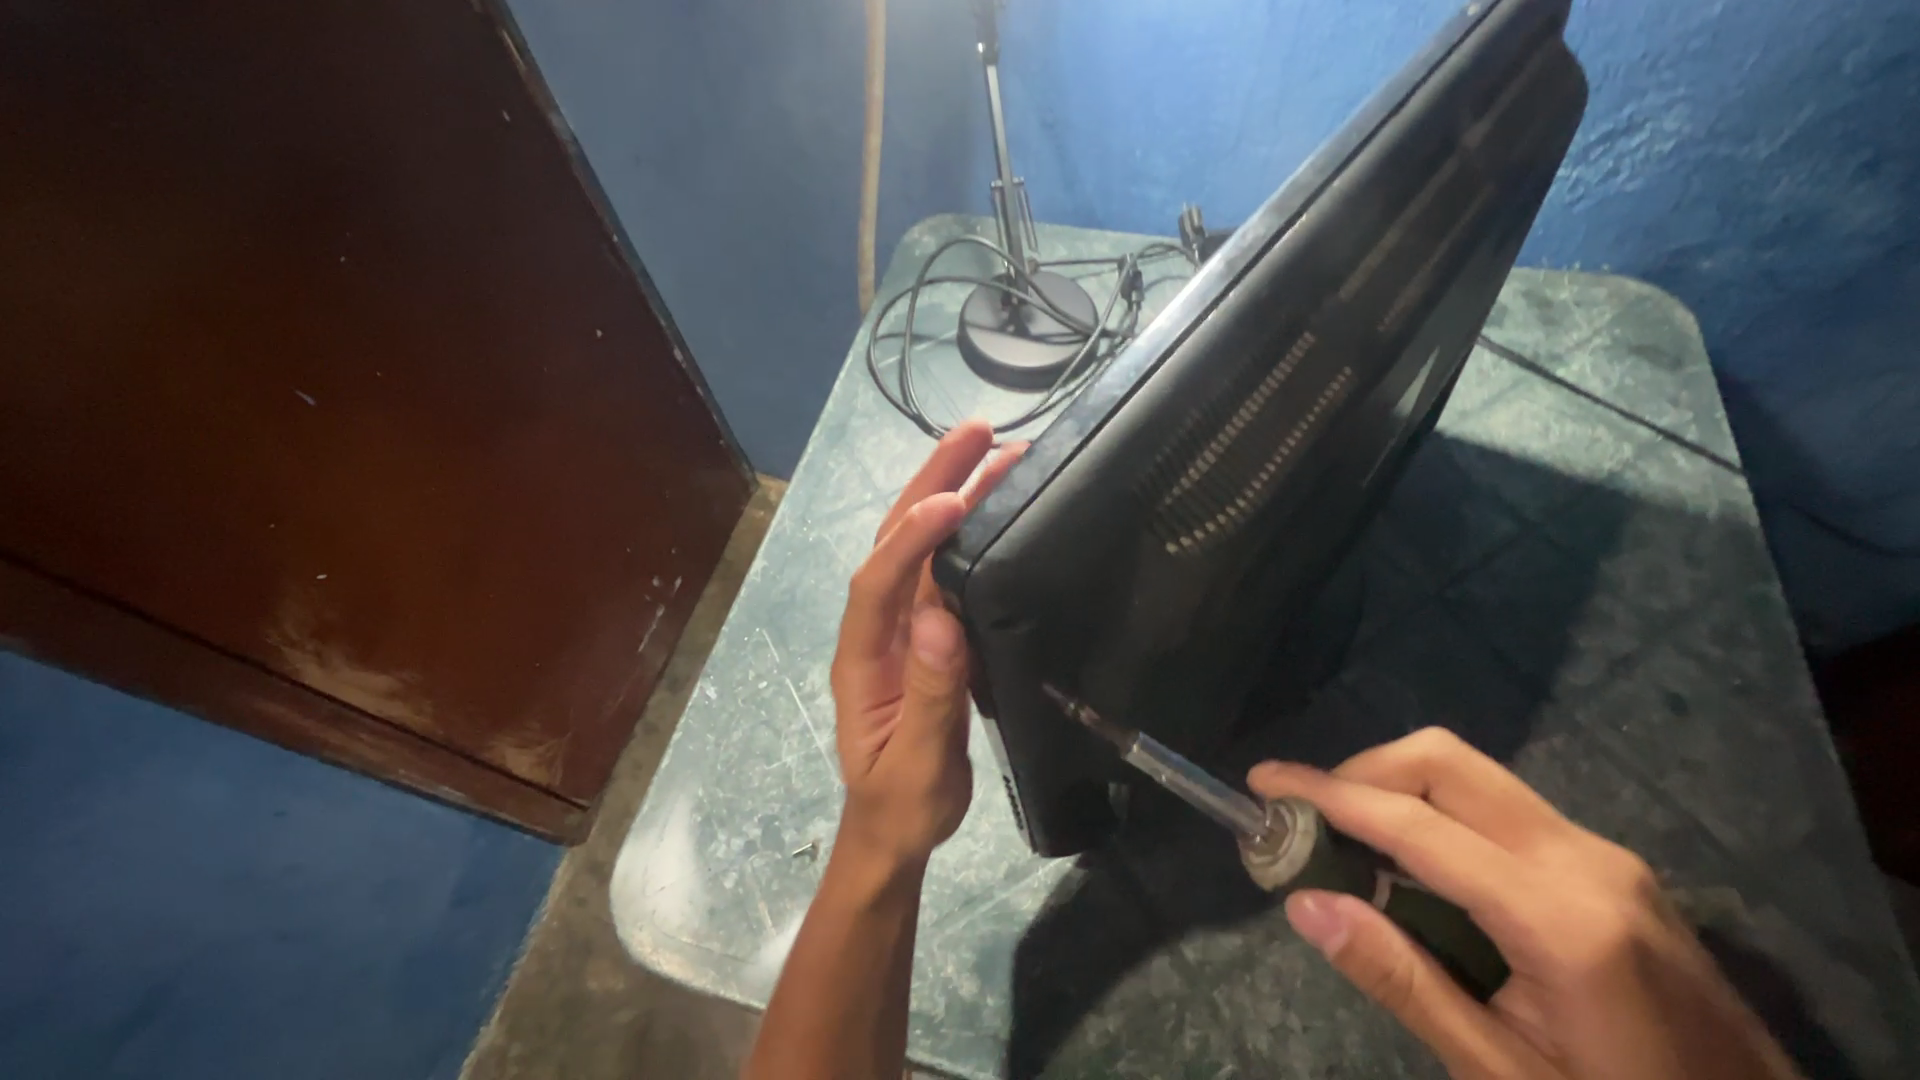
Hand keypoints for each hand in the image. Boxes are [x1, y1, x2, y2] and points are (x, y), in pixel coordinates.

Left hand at [829, 419, 1022, 872]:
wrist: (896, 824)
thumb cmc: (902, 802)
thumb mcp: (916, 763)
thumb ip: (927, 696)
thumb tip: (941, 621)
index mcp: (861, 656)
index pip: (876, 583)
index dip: (910, 539)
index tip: (953, 501)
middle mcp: (878, 626)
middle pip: (895, 539)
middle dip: (931, 481)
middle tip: (979, 432)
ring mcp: (904, 624)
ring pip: (922, 544)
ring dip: (953, 490)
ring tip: (998, 448)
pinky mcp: (932, 631)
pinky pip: (947, 569)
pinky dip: (970, 528)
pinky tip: (998, 502)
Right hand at [1250, 729, 1799, 1079]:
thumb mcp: (1501, 1072)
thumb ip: (1401, 979)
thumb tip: (1303, 902)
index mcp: (1558, 917)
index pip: (1414, 824)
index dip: (1327, 794)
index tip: (1263, 780)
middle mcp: (1583, 859)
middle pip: (1446, 762)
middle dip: (1363, 770)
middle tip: (1310, 814)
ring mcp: (1604, 855)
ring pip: (1472, 775)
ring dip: (1397, 787)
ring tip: (1351, 843)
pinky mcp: (1608, 864)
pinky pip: (1500, 808)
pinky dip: (1437, 813)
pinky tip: (1417, 870)